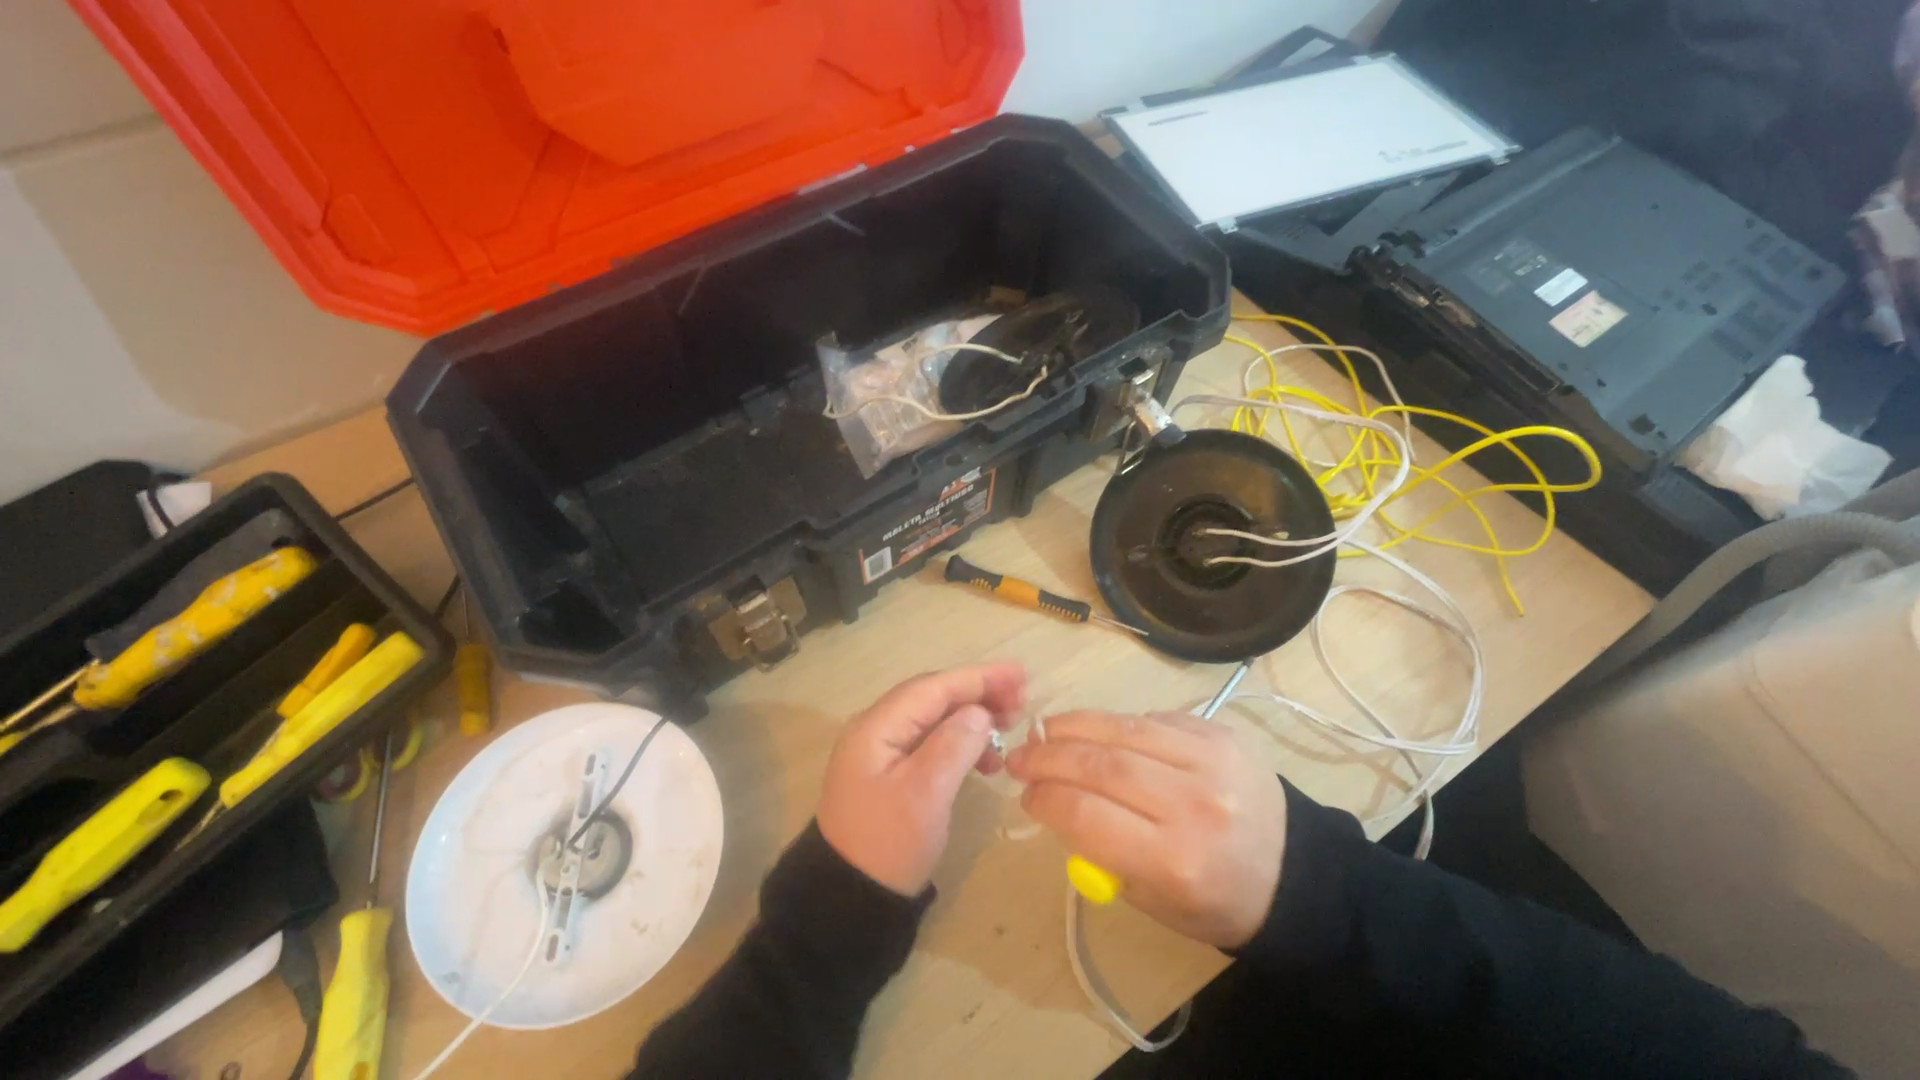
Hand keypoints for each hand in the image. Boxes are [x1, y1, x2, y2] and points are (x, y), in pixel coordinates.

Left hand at [817, 663, 1027, 895]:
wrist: (849, 897)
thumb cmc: (888, 844)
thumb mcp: (926, 794)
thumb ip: (953, 745)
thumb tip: (979, 712)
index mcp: (877, 727)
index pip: (934, 687)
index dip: (979, 677)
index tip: (1021, 674)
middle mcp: (876, 730)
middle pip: (934, 697)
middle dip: (979, 693)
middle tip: (1023, 700)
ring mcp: (882, 752)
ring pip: (934, 718)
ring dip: (973, 717)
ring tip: (1011, 726)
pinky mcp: (892, 774)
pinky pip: (931, 742)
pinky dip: (961, 743)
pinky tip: (987, 760)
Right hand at [1007, 711, 1285, 947]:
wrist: (1294, 873)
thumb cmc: (1214, 900)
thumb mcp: (1150, 899)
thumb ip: (1099, 850)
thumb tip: (1054, 796)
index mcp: (1175, 861)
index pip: (1087, 815)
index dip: (1044, 799)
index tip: (1024, 794)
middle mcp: (1194, 804)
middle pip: (1101, 765)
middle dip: (1048, 756)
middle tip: (1020, 756)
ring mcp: (1212, 761)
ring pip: (1124, 729)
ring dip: (1074, 726)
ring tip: (1046, 731)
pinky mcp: (1222, 733)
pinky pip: (1154, 718)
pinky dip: (1117, 723)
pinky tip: (1100, 732)